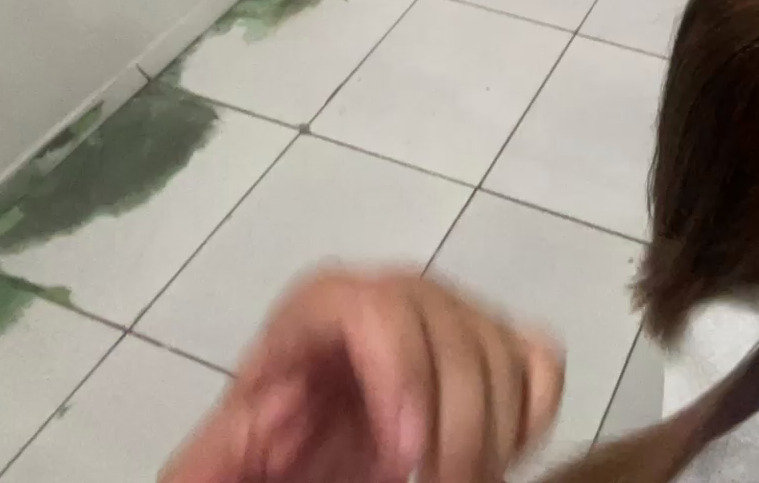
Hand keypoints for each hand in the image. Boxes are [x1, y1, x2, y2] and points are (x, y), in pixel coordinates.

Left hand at [160, 269, 563, 482]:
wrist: (297, 458)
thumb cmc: (253, 458)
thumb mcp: (218, 466)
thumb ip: (217, 460)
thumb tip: (272, 429)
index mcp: (323, 307)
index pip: (375, 307)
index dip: (401, 372)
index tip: (404, 458)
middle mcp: (399, 292)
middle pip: (452, 330)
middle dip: (455, 427)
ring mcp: (457, 313)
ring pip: (504, 348)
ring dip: (493, 435)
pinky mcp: (498, 343)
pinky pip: (541, 360)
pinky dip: (533, 412)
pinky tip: (496, 458)